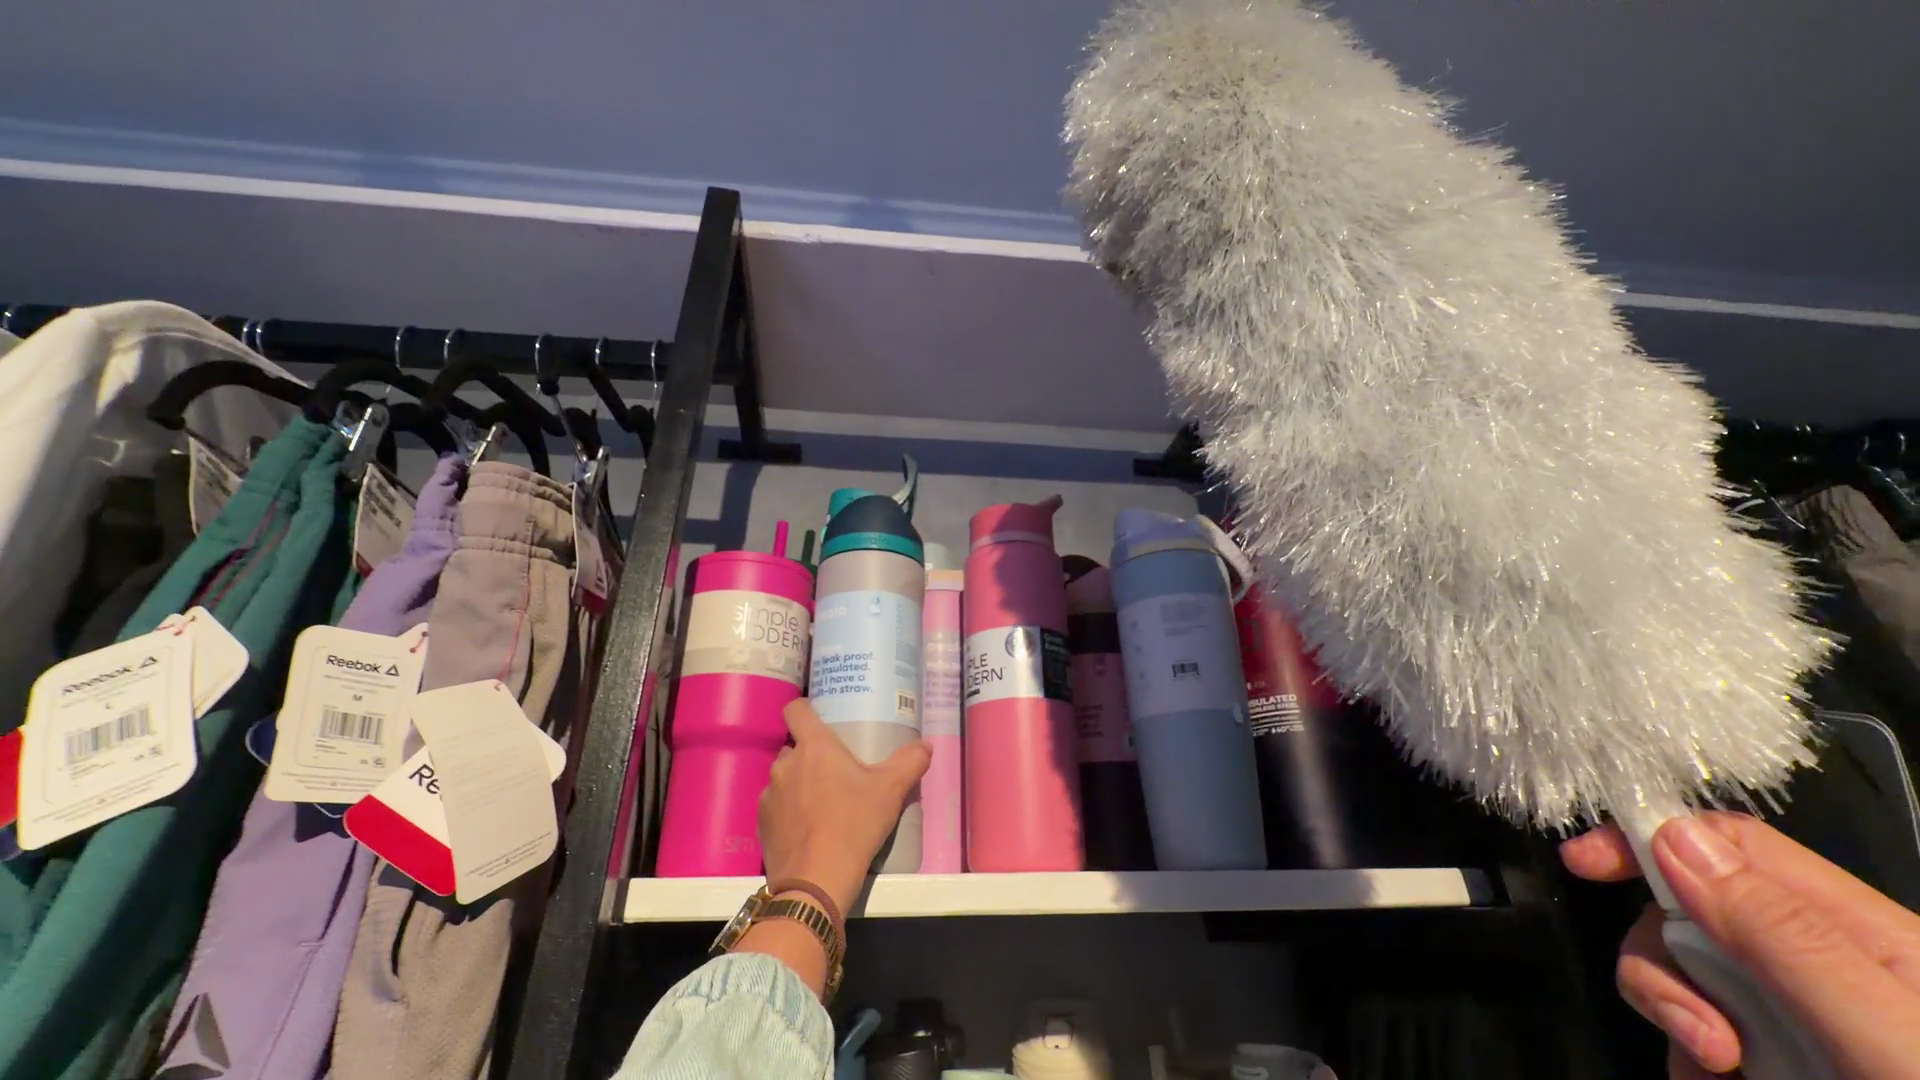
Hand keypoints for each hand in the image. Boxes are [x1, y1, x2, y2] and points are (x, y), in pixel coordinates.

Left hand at [759, 698, 930, 914]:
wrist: (816, 880)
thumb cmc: (854, 824)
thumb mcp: (891, 791)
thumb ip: (911, 762)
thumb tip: (925, 746)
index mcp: (814, 747)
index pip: (795, 709)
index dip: (805, 708)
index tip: (820, 718)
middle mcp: (785, 764)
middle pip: (794, 747)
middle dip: (811, 755)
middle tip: (836, 772)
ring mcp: (769, 794)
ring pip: (785, 778)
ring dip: (800, 784)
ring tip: (823, 804)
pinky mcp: (762, 823)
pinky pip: (776, 806)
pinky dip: (789, 811)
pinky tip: (809, 829)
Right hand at [1562, 812, 1919, 1078]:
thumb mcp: (1893, 1040)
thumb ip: (1787, 937)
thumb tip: (1671, 836)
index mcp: (1865, 934)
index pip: (1733, 843)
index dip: (1649, 835)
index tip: (1582, 863)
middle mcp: (1823, 962)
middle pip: (1690, 912)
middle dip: (1662, 962)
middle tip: (1700, 1038)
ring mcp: (1800, 1015)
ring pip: (1686, 974)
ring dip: (1676, 1018)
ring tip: (1724, 1077)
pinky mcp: (1780, 1059)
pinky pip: (1698, 1033)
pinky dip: (1693, 1061)